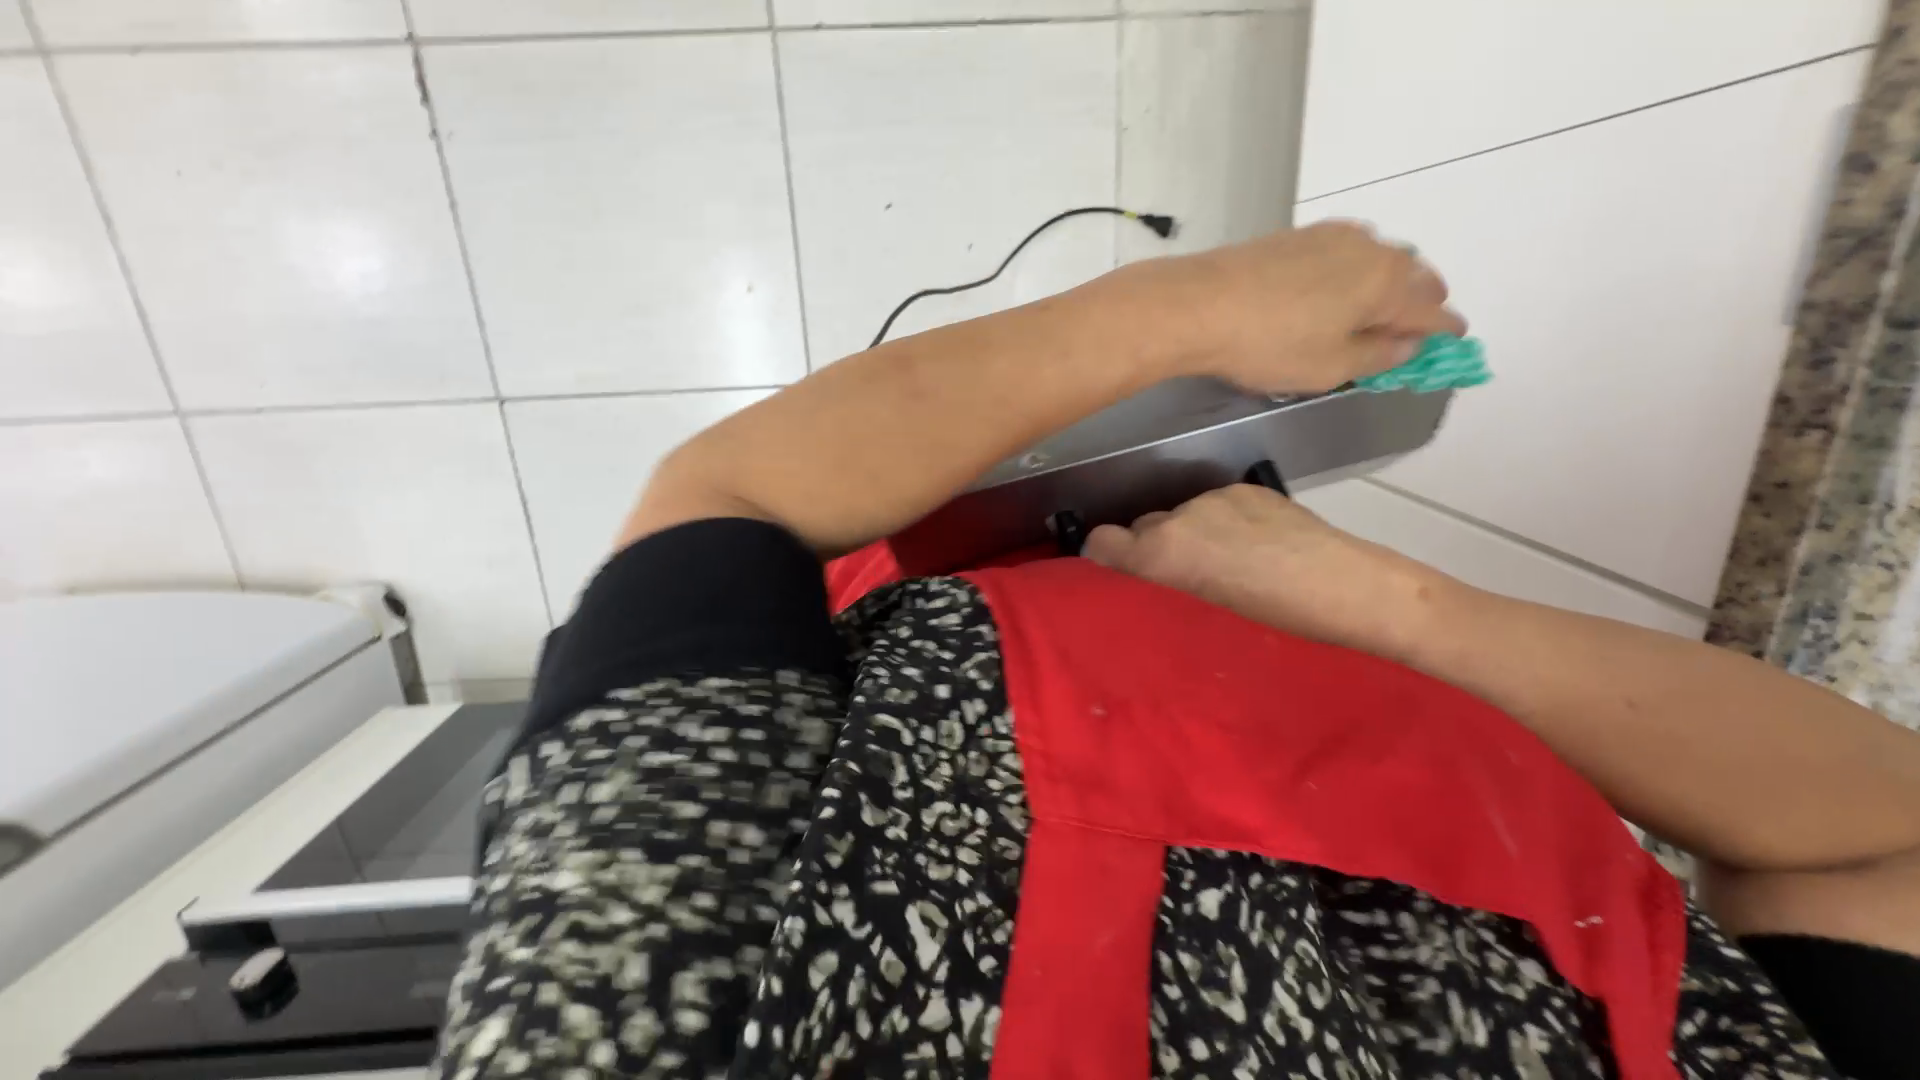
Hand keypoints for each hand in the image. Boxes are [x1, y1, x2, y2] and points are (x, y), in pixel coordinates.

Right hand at [1081, 483, 1442, 659]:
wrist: (1350, 591)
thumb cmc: (1273, 624)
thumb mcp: (1201, 615)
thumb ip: (1162, 589)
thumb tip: (1146, 582)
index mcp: (1161, 553)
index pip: (1102, 542)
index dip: (1106, 559)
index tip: (1122, 577)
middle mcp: (1180, 516)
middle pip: (1144, 528)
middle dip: (1155, 549)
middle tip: (1184, 580)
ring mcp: (1217, 498)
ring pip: (1182, 515)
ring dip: (1192, 534)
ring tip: (1228, 564)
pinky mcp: (1249, 489)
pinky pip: (1216, 505)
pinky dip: (1223, 522)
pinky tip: (1255, 546)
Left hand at [1117, 221, 1466, 393]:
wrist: (1197, 304)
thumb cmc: (1269, 345)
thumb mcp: (1331, 368)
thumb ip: (1379, 356)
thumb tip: (1408, 344)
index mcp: (1387, 283)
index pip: (1432, 310)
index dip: (1443, 331)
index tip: (1452, 341)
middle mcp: (1369, 249)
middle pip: (1410, 275)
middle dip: (1419, 300)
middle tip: (1416, 325)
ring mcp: (1331, 236)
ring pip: (1378, 258)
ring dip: (1386, 281)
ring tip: (1378, 307)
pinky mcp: (1296, 236)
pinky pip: (1343, 253)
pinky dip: (1353, 272)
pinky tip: (1336, 288)